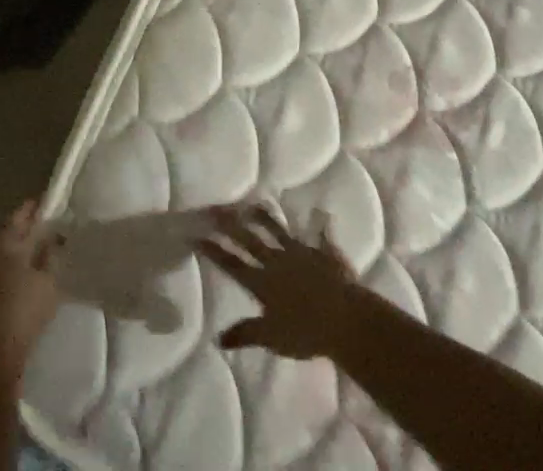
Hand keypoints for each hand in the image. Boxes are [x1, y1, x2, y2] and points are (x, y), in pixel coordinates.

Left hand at [0, 200, 61, 392]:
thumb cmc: (22, 319)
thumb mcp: (48, 286)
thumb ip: (50, 256)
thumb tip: (52, 237)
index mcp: (4, 243)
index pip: (19, 217)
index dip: (30, 212)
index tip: (39, 208)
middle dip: (11, 235)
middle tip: (26, 240)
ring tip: (7, 269)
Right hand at [198, 205, 360, 359]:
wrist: (347, 318)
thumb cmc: (306, 332)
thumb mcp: (271, 338)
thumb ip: (245, 334)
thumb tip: (217, 339)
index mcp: (261, 282)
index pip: (230, 263)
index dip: (213, 250)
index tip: (195, 235)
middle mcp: (277, 262)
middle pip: (248, 240)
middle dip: (229, 225)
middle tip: (214, 208)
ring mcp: (301, 254)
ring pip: (278, 231)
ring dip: (264, 217)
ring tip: (252, 204)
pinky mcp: (324, 254)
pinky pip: (320, 236)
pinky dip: (319, 226)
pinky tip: (321, 213)